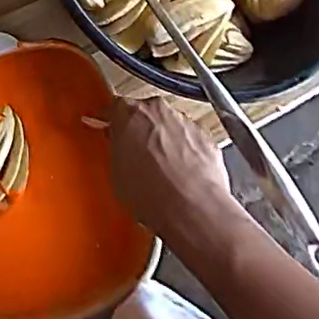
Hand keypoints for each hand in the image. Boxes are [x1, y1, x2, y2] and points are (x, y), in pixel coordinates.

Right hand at [108, 97, 234, 235]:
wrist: (192, 209)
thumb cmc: (153, 192)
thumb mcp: (117, 173)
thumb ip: (117, 150)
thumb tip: (121, 153)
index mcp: (127, 112)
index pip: (115, 108)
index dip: (115, 123)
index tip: (114, 132)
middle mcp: (156, 110)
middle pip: (145, 113)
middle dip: (142, 130)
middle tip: (139, 155)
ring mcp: (183, 120)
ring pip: (170, 125)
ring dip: (166, 141)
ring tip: (165, 171)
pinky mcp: (204, 136)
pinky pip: (191, 139)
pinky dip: (188, 152)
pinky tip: (184, 175)